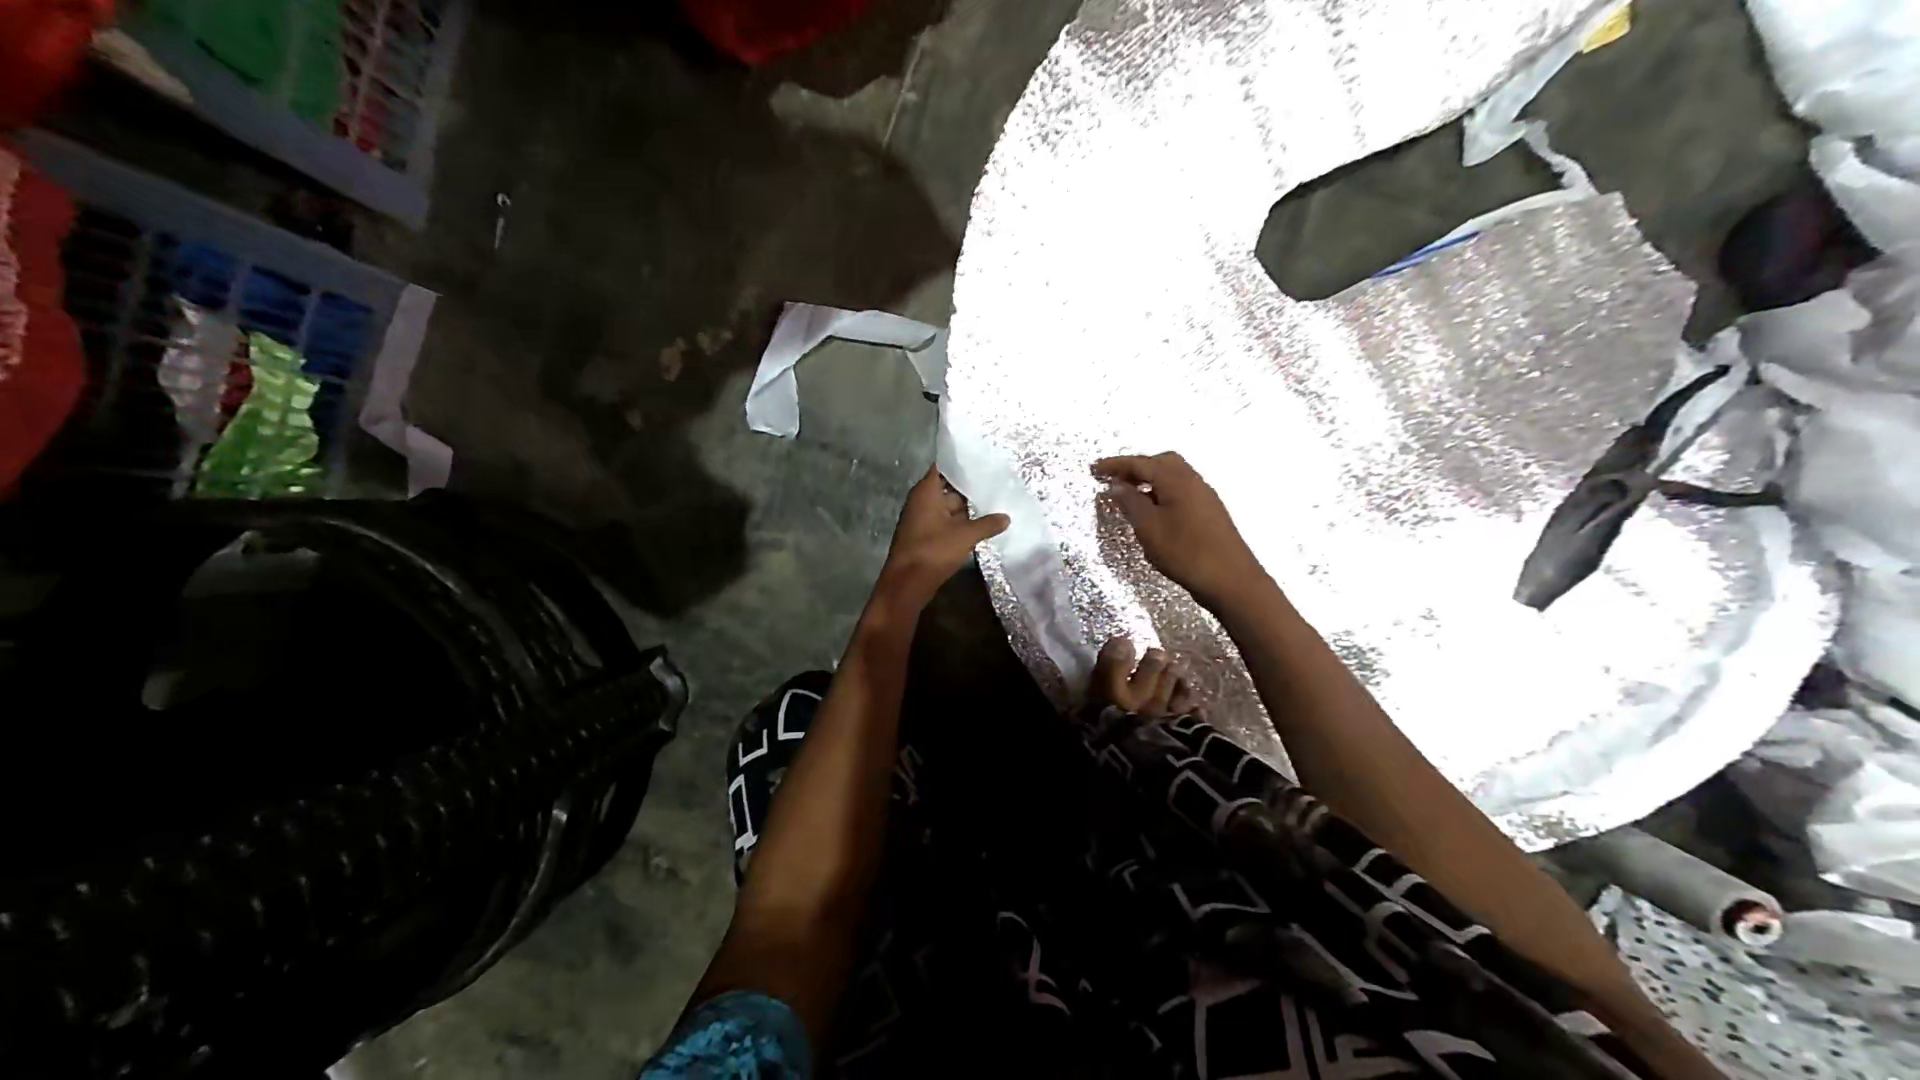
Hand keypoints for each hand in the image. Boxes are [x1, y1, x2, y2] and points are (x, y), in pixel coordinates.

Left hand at [876, 466, 1010, 610]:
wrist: (908, 583)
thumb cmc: (934, 551)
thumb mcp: (965, 536)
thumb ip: (987, 524)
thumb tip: (1006, 517)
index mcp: (926, 492)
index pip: (943, 467)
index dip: (961, 462)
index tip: (982, 459)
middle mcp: (922, 501)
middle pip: (949, 488)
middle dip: (970, 488)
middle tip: (996, 483)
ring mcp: (923, 519)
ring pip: (949, 507)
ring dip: (967, 509)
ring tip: (994, 503)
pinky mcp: (926, 535)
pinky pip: (946, 522)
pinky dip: (960, 523)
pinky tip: (981, 524)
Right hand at [1093, 452, 1264, 608]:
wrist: (1231, 580)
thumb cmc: (1185, 552)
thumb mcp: (1149, 527)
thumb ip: (1131, 502)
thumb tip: (1117, 485)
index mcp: (1177, 480)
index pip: (1141, 463)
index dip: (1116, 465)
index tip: (1095, 469)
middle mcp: (1193, 481)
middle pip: (1161, 462)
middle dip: (1136, 467)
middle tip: (1115, 480)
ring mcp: (1204, 496)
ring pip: (1173, 477)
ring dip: (1150, 480)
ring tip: (1130, 496)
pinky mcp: (1210, 512)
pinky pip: (1180, 491)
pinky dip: (1162, 492)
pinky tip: (1153, 511)